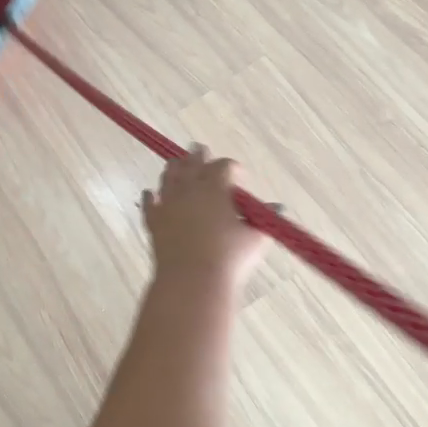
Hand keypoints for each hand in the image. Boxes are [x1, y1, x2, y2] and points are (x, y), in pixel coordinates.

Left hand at [141, 147, 269, 298]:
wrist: (192, 278)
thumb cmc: (229, 257)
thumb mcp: (255, 238)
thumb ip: (264, 220)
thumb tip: (278, 208)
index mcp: (214, 187)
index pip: (223, 166)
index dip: (232, 167)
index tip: (239, 174)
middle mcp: (188, 188)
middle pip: (192, 163)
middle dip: (198, 156)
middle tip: (200, 149)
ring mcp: (167, 202)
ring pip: (169, 177)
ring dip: (174, 168)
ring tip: (176, 163)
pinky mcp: (153, 219)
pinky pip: (149, 202)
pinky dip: (149, 196)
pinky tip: (149, 193)